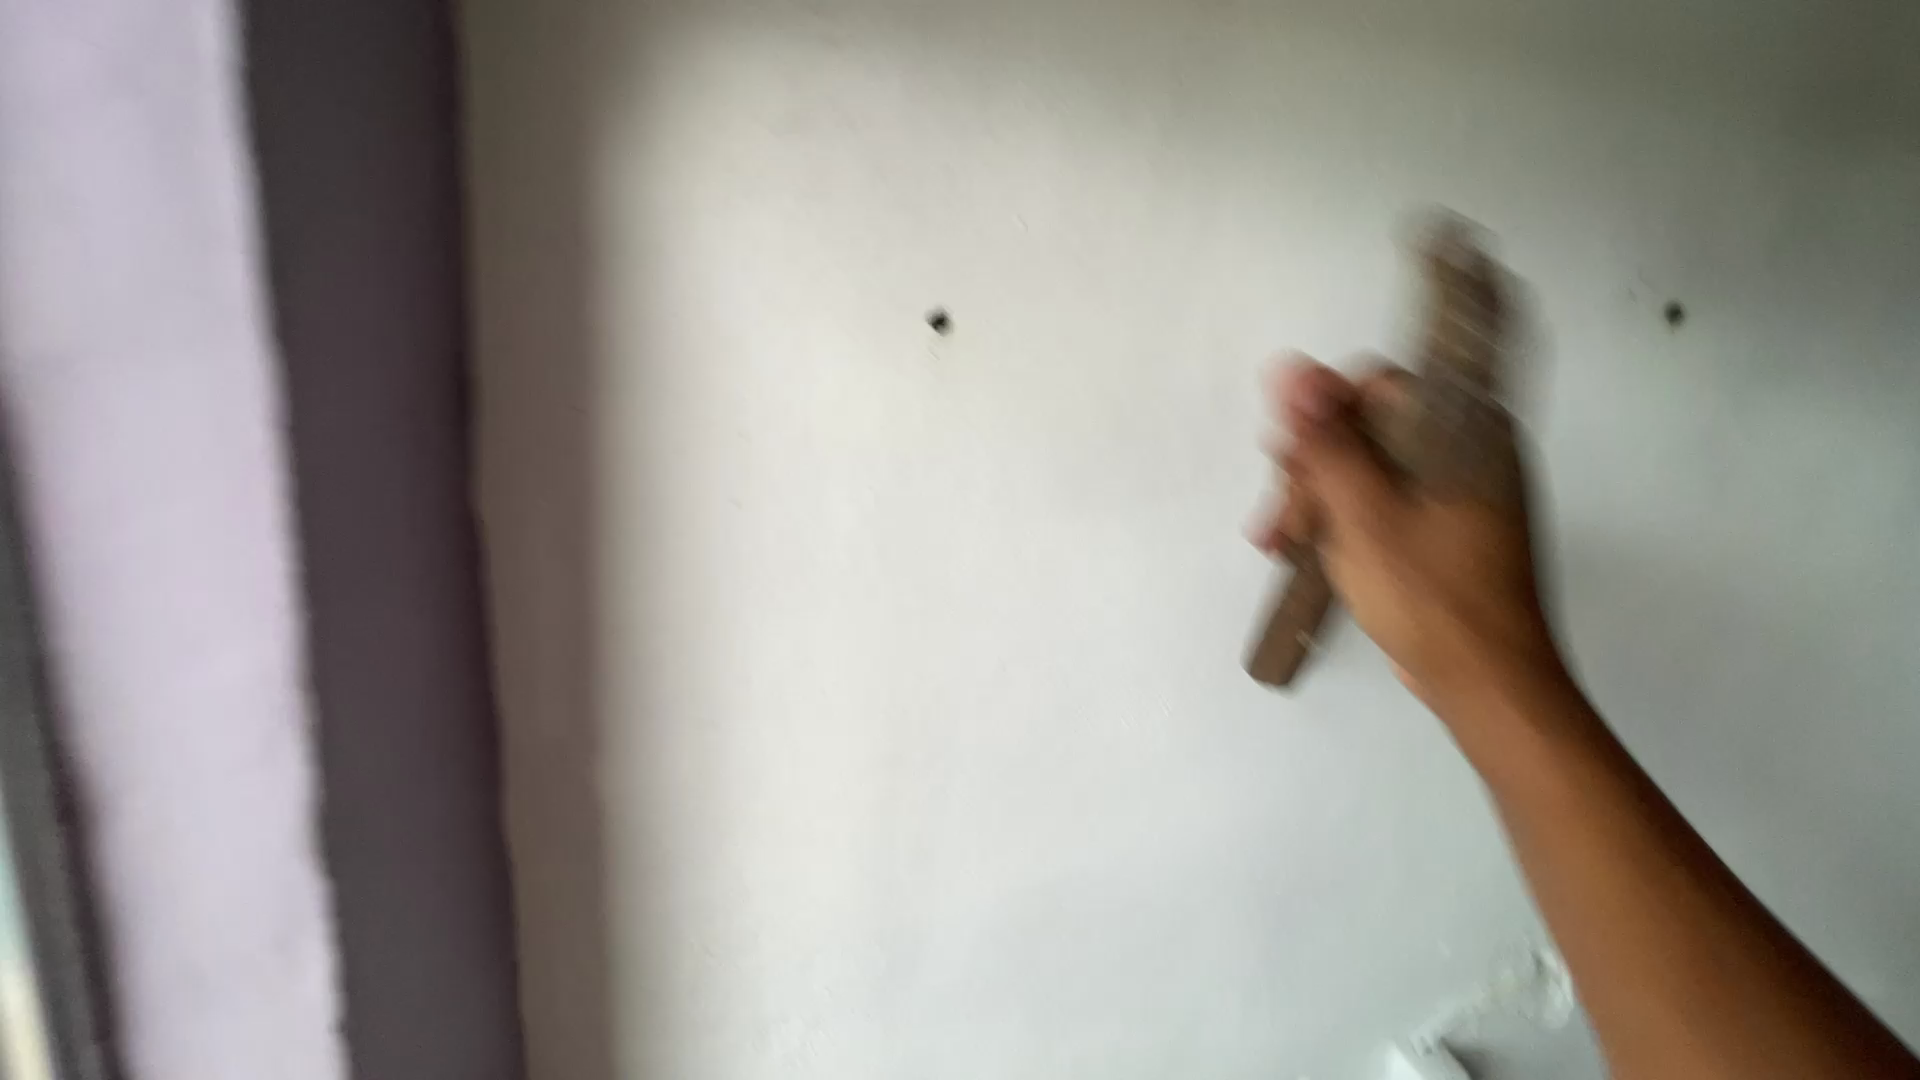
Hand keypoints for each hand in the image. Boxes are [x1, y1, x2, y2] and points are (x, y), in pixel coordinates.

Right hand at [1247, 356, 1566, 723]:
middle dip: (1307, 472)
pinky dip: (1337, 521)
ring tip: (1275, 545)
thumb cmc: (1426, 594)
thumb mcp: (1362, 514)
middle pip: (1362, 430)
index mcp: (1463, 431)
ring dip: (1311, 502)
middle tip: (1277, 522)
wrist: (1483, 681)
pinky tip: (1299, 550)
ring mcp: (1451, 491)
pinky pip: (1375, 502)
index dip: (1320, 419)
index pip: (1373, 387)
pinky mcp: (1437, 527)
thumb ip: (1324, 440)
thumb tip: (1286, 369)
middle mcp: (1463, 449)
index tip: (1287, 467)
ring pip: (1361, 469)